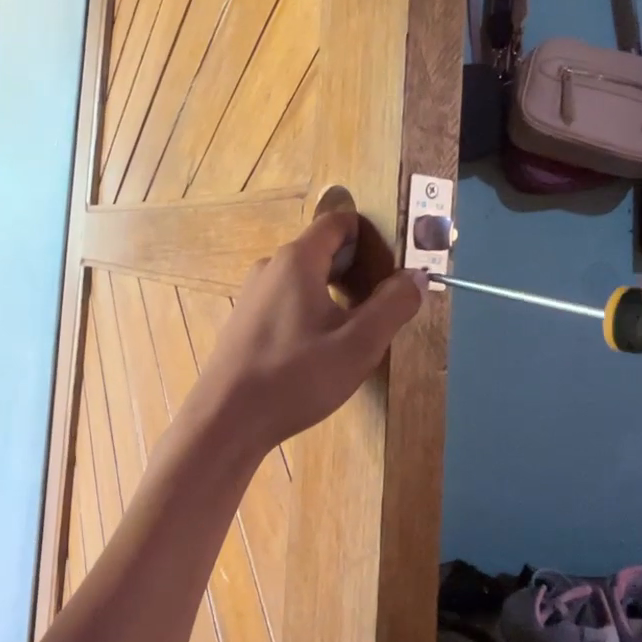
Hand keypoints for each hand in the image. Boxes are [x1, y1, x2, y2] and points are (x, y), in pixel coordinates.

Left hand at [191, 211, 425, 458]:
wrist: (226, 420)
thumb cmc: (295, 378)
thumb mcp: (358, 345)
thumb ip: (393, 306)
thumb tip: (416, 276)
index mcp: (297, 261)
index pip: (338, 222)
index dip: (370, 236)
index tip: (393, 266)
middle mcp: (270, 267)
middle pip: (322, 250)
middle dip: (356, 269)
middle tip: (382, 305)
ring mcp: (253, 293)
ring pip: (305, 278)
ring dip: (334, 293)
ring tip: (355, 331)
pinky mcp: (245, 320)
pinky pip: (287, 300)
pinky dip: (310, 310)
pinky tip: (319, 350)